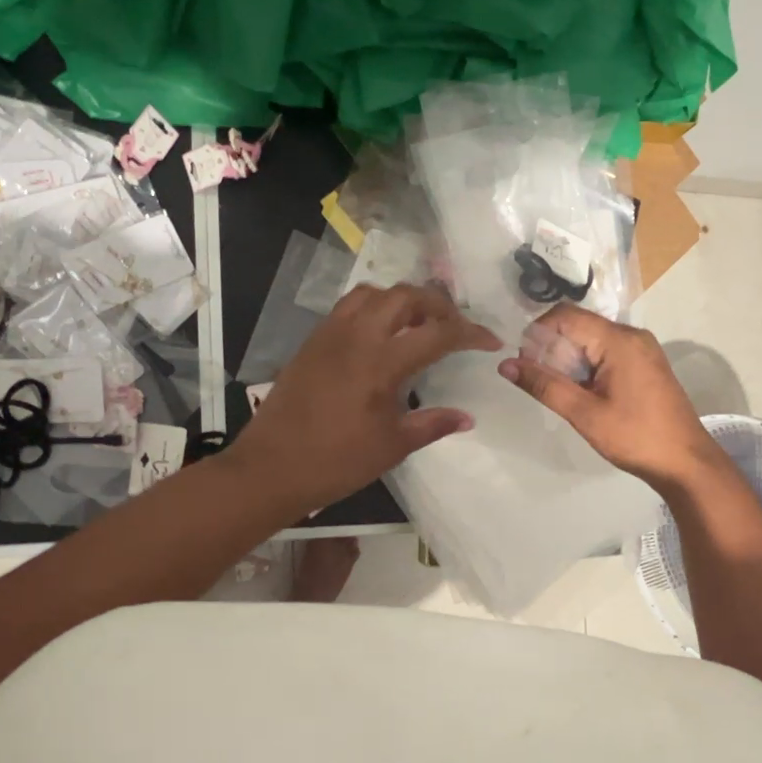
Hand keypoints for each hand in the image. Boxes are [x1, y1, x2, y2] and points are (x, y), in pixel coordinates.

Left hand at [227, 284, 500, 510]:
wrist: (270, 467)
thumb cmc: (335, 462)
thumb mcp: (391, 446)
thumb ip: (432, 424)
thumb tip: (466, 417)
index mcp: (381, 361)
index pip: (437, 333)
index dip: (470, 334)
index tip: (491, 342)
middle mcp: (356, 336)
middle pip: (405, 296)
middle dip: (438, 305)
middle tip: (454, 328)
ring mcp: (329, 334)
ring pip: (374, 294)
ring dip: (403, 301)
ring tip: (418, 324)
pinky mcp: (312, 342)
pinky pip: (349, 308)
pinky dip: (375, 309)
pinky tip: (381, 336)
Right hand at [499, 304, 723, 489]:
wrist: (685, 462)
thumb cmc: (634, 437)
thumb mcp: (584, 413)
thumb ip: (545, 386)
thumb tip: (506, 365)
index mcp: (619, 340)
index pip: (565, 315)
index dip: (537, 332)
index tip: (524, 363)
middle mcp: (632, 335)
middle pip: (579, 325)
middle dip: (552, 347)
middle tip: (539, 382)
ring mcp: (642, 349)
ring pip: (592, 340)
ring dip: (570, 359)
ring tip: (560, 392)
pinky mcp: (646, 364)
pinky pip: (608, 352)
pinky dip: (588, 366)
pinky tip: (584, 394)